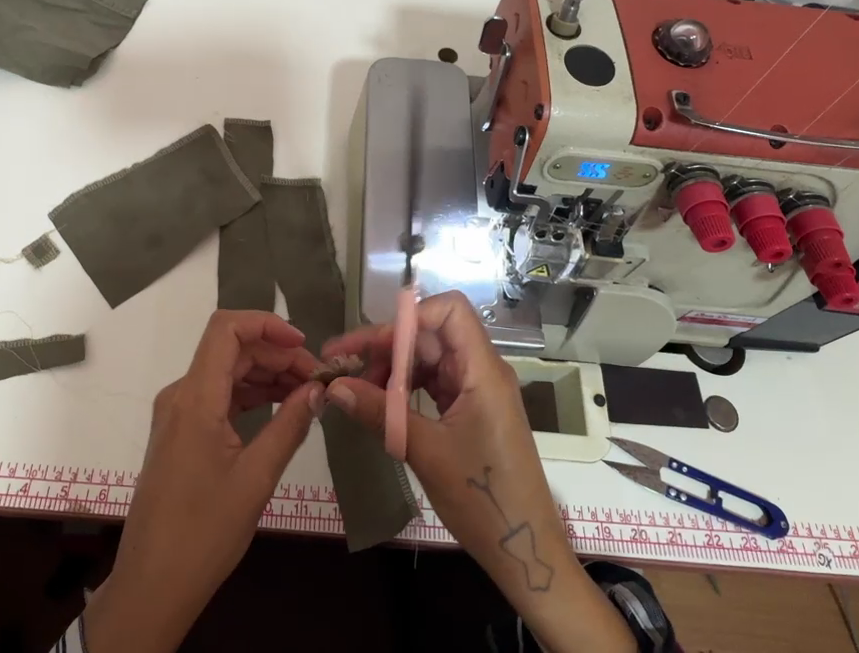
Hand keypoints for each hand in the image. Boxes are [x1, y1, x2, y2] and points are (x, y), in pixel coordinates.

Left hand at [85, 310, 325, 652]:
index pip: (226, 329)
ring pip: (226, 372)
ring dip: (267, 375)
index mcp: (195, 398)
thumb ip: (288, 426)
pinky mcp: (181, 433)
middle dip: (277, 355)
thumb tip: (318, 391)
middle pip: (231, 350)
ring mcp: (178, 414)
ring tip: (308, 395)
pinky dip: (251, 395)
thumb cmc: (204, 531)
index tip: (304, 344)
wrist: (153, 583)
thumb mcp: (256, 478)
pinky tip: (282, 409)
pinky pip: (218, 396)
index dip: (266, 324)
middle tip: (318, 380)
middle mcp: (181, 395)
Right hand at [321, 291, 633, 652]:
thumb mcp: (424, 452)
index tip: (371, 344)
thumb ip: (379, 413)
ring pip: (430, 359)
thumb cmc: (482, 497)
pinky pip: (435, 384)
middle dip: (386, 344)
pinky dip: (406, 389)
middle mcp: (482, 371)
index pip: (450, 310)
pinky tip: (379, 404)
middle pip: (432, 334)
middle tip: (341, 367)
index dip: (409, 316)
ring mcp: (478, 392)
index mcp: (482, 370)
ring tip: (354, 389)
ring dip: (392, 368)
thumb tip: (334, 386)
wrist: (523, 549)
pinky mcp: (472, 412)